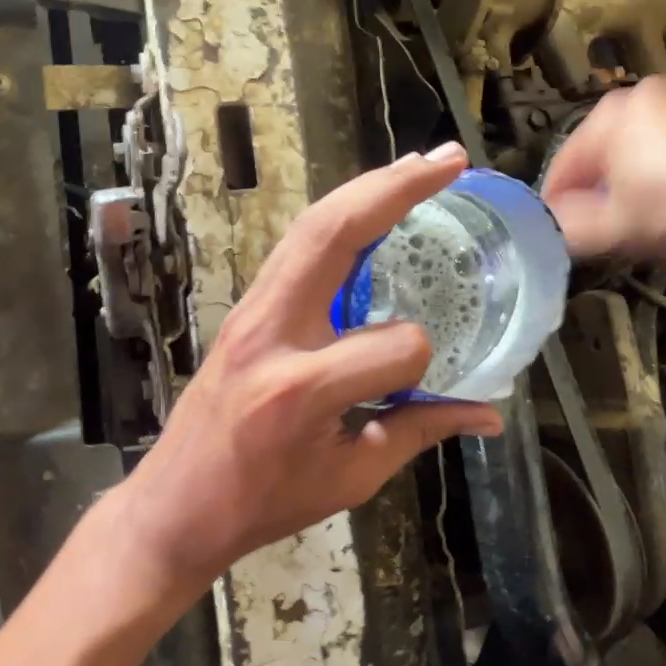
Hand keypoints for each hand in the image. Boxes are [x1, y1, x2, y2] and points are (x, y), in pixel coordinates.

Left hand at [118, 142, 504, 582]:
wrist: (177, 503)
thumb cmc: (264, 502)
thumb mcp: (351, 478)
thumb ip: (419, 432)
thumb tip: (488, 415)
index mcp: (302, 389)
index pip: (396, 346)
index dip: (422, 363)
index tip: (420, 388)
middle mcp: (272, 332)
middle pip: (334, 234)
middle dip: (396, 189)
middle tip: (449, 161)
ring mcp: (251, 310)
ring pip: (310, 226)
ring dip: (366, 188)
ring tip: (417, 166)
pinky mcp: (244, 306)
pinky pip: (296, 245)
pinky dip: (338, 217)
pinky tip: (368, 207)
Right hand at [540, 76, 665, 267]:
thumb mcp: (619, 227)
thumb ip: (571, 227)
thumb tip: (548, 227)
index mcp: (613, 114)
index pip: (565, 163)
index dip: (556, 205)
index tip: (557, 235)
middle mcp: (648, 97)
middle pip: (605, 157)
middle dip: (603, 197)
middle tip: (610, 237)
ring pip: (642, 156)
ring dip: (637, 191)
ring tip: (654, 231)